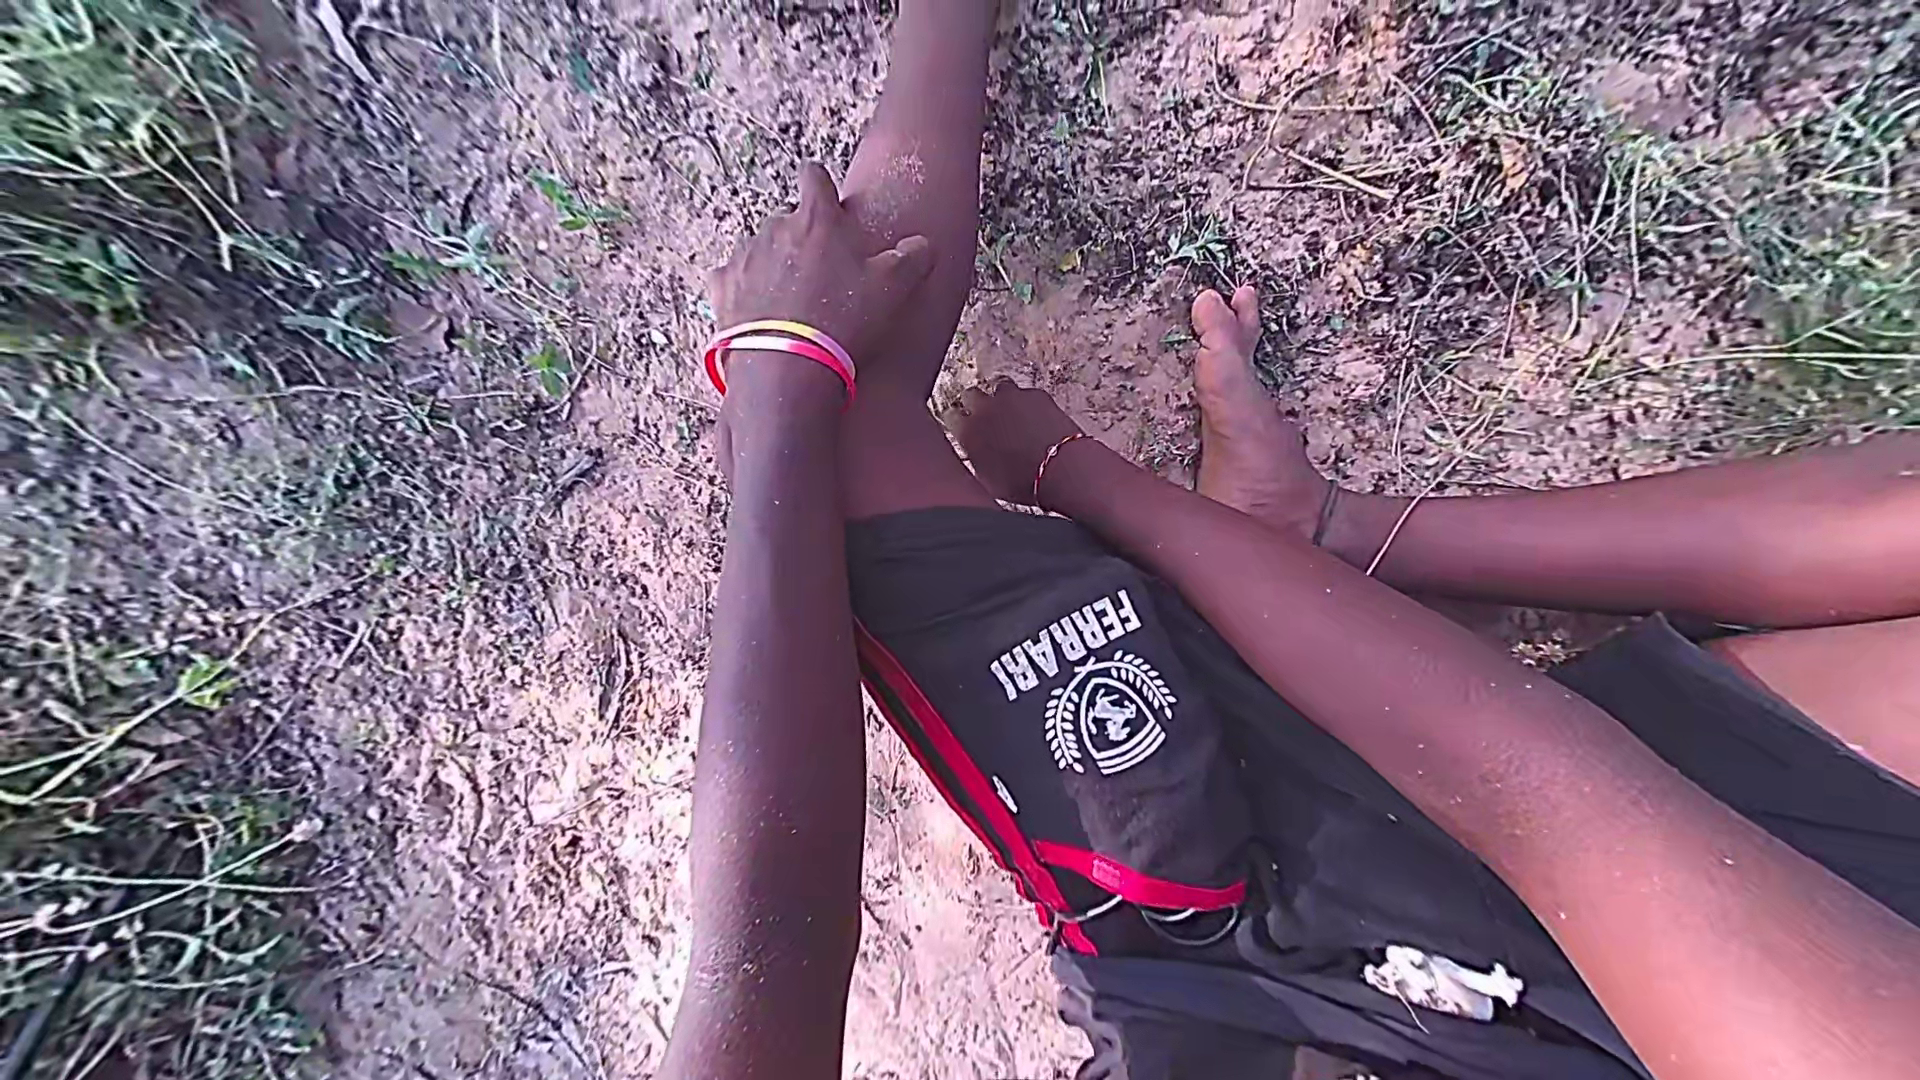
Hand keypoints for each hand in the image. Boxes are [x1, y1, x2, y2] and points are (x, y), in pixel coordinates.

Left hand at [708, 162, 933, 374]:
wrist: (787, 368)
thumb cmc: (844, 322)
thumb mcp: (894, 290)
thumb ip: (912, 259)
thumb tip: (923, 246)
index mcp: (816, 219)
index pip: (815, 177)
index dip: (824, 189)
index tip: (832, 208)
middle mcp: (774, 227)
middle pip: (788, 219)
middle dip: (803, 239)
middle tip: (823, 275)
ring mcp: (744, 257)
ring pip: (761, 249)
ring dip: (776, 267)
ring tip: (794, 304)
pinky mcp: (722, 289)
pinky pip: (733, 280)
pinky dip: (746, 291)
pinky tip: (762, 315)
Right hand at [948, 379, 1084, 505]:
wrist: (1060, 469)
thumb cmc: (1024, 483)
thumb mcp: (987, 481)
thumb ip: (976, 460)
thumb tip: (976, 455)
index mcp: (968, 432)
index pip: (950, 416)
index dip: (956, 421)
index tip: (962, 426)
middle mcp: (984, 409)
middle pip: (971, 395)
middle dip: (976, 403)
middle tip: (985, 417)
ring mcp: (1011, 398)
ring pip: (998, 387)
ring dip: (1002, 398)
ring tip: (1011, 413)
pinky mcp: (1036, 394)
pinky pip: (1026, 393)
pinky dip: (1027, 403)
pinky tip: (1035, 417)